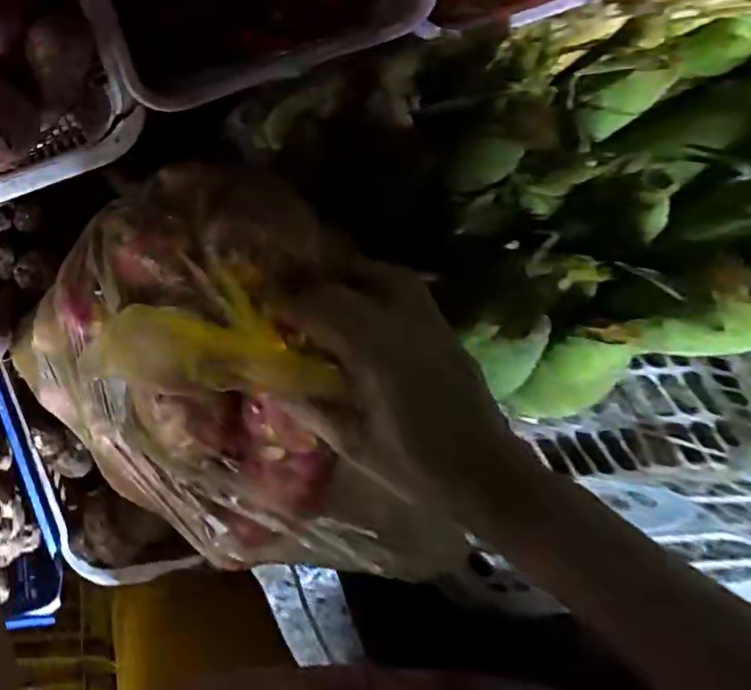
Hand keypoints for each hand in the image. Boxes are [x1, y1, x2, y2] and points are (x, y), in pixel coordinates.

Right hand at [284, 261, 537, 517]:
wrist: (494, 479)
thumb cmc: (417, 468)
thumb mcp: (351, 442)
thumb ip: (305, 404)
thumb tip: (265, 375)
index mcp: (377, 350)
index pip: (316, 303)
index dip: (281, 301)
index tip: (256, 307)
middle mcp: (403, 323)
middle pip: (343, 279)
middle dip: (305, 285)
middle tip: (281, 302)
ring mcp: (428, 320)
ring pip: (376, 271)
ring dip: (340, 277)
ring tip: (317, 294)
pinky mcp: (441, 326)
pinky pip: (399, 287)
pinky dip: (368, 285)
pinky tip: (354, 305)